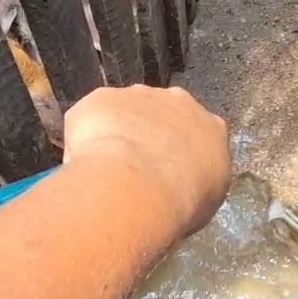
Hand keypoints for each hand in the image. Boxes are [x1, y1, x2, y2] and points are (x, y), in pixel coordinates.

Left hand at [62, 85, 230, 238]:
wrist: (140, 186)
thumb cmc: (182, 202)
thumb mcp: (208, 200)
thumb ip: (199, 182)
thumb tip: (182, 186)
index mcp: (211, 127)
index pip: (198, 134)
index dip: (181, 152)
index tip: (169, 171)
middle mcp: (179, 102)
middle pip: (164, 113)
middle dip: (151, 133)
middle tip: (137, 166)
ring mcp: (139, 96)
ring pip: (126, 111)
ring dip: (118, 132)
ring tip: (107, 168)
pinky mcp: (103, 98)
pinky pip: (93, 116)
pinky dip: (87, 136)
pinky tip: (86, 161)